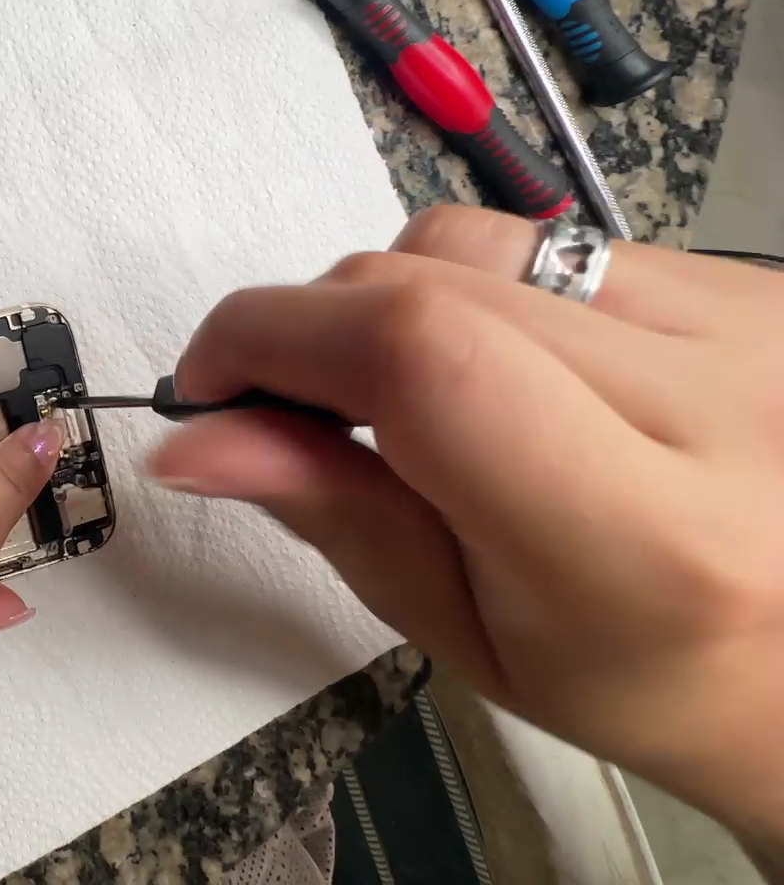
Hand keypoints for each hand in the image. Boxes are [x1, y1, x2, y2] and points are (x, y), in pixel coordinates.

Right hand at [148, 207, 783, 841]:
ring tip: (392, 386)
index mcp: (641, 544)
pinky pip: (525, 236)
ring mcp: (756, 323)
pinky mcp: (747, 279)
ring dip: (366, 305)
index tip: (204, 388)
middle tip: (280, 407)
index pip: (413, 356)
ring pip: (454, 243)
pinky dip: (449, 288)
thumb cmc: (630, 674)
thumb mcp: (455, 623)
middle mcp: (726, 407)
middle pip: (412, 285)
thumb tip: (183, 444)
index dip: (267, 338)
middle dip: (292, 331)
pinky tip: (483, 359)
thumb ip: (326, 512)